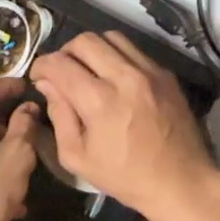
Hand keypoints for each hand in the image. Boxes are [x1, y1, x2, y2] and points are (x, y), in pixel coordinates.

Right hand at [29, 32, 219, 220]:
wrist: (181, 182)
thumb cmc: (124, 177)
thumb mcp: (77, 157)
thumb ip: (59, 115)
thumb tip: (47, 84)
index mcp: (99, 101)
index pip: (60, 64)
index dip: (41, 66)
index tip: (38, 77)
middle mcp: (124, 77)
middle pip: (85, 40)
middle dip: (65, 52)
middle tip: (62, 72)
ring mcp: (149, 72)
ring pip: (112, 37)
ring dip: (92, 50)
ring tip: (88, 71)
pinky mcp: (166, 75)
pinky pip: (134, 51)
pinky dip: (117, 58)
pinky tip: (115, 80)